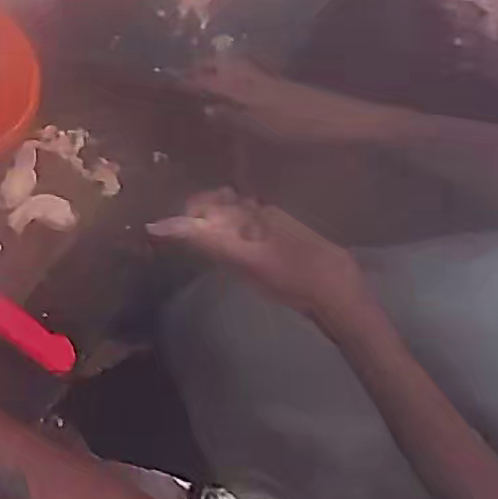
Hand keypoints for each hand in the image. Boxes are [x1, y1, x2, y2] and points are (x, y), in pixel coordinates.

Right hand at [147, 189, 362, 322]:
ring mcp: (280, 226)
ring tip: (206, 247)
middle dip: (202, 218)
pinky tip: (236, 255)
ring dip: (218, 228)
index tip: (175, 231)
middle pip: (223, 206)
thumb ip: (198, 238)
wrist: (344, 300)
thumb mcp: (240, 258)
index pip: (209, 198)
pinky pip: (251, 230)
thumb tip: (153, 225)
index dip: (189, 211)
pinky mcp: (288, 242)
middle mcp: (267, 211)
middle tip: (188, 240)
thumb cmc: (291, 277)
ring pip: (238, 218)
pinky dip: (235, 238)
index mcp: (255, 209)